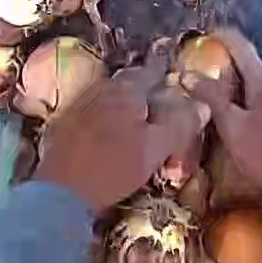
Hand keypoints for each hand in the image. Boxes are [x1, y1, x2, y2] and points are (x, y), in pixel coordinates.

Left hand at [35, 53, 200, 211]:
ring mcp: (82, 103)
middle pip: (132, 82)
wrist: (59, 193)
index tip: (180, 78)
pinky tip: (116, 136)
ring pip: (114, 96)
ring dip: (130, 106)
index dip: (168, 73)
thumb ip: (180, 124)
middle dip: (149, 91)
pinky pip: (98, 110)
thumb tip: (202, 105)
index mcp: (126, 88)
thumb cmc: (112, 168)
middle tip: (165, 106)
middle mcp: (102, 87)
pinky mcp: (68, 122)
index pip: (154, 69)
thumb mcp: (155, 149)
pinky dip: (111, 117)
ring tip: (143, 123)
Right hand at [184, 28, 261, 203]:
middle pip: (252, 72)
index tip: (209, 31)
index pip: (242, 48)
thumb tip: (188, 74)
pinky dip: (257, 111)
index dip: (225, 36)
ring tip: (225, 108)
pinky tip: (250, 130)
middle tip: (209, 78)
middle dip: (231, 71)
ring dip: (244, 95)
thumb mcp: (235, 130)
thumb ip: (213, 100)